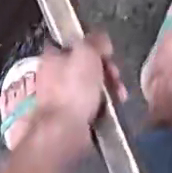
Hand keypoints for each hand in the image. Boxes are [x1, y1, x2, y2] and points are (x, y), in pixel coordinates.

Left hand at [24, 32, 123, 162]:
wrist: (63, 132)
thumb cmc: (73, 88)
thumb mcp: (87, 53)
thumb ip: (96, 41)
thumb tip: (102, 40)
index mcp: (52, 56)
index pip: (75, 44)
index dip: (94, 46)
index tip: (108, 53)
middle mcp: (53, 75)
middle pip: (86, 66)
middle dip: (106, 70)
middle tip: (115, 77)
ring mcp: (61, 98)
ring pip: (91, 87)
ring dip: (109, 90)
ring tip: (119, 96)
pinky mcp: (70, 118)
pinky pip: (91, 106)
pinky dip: (103, 107)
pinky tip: (112, 110)